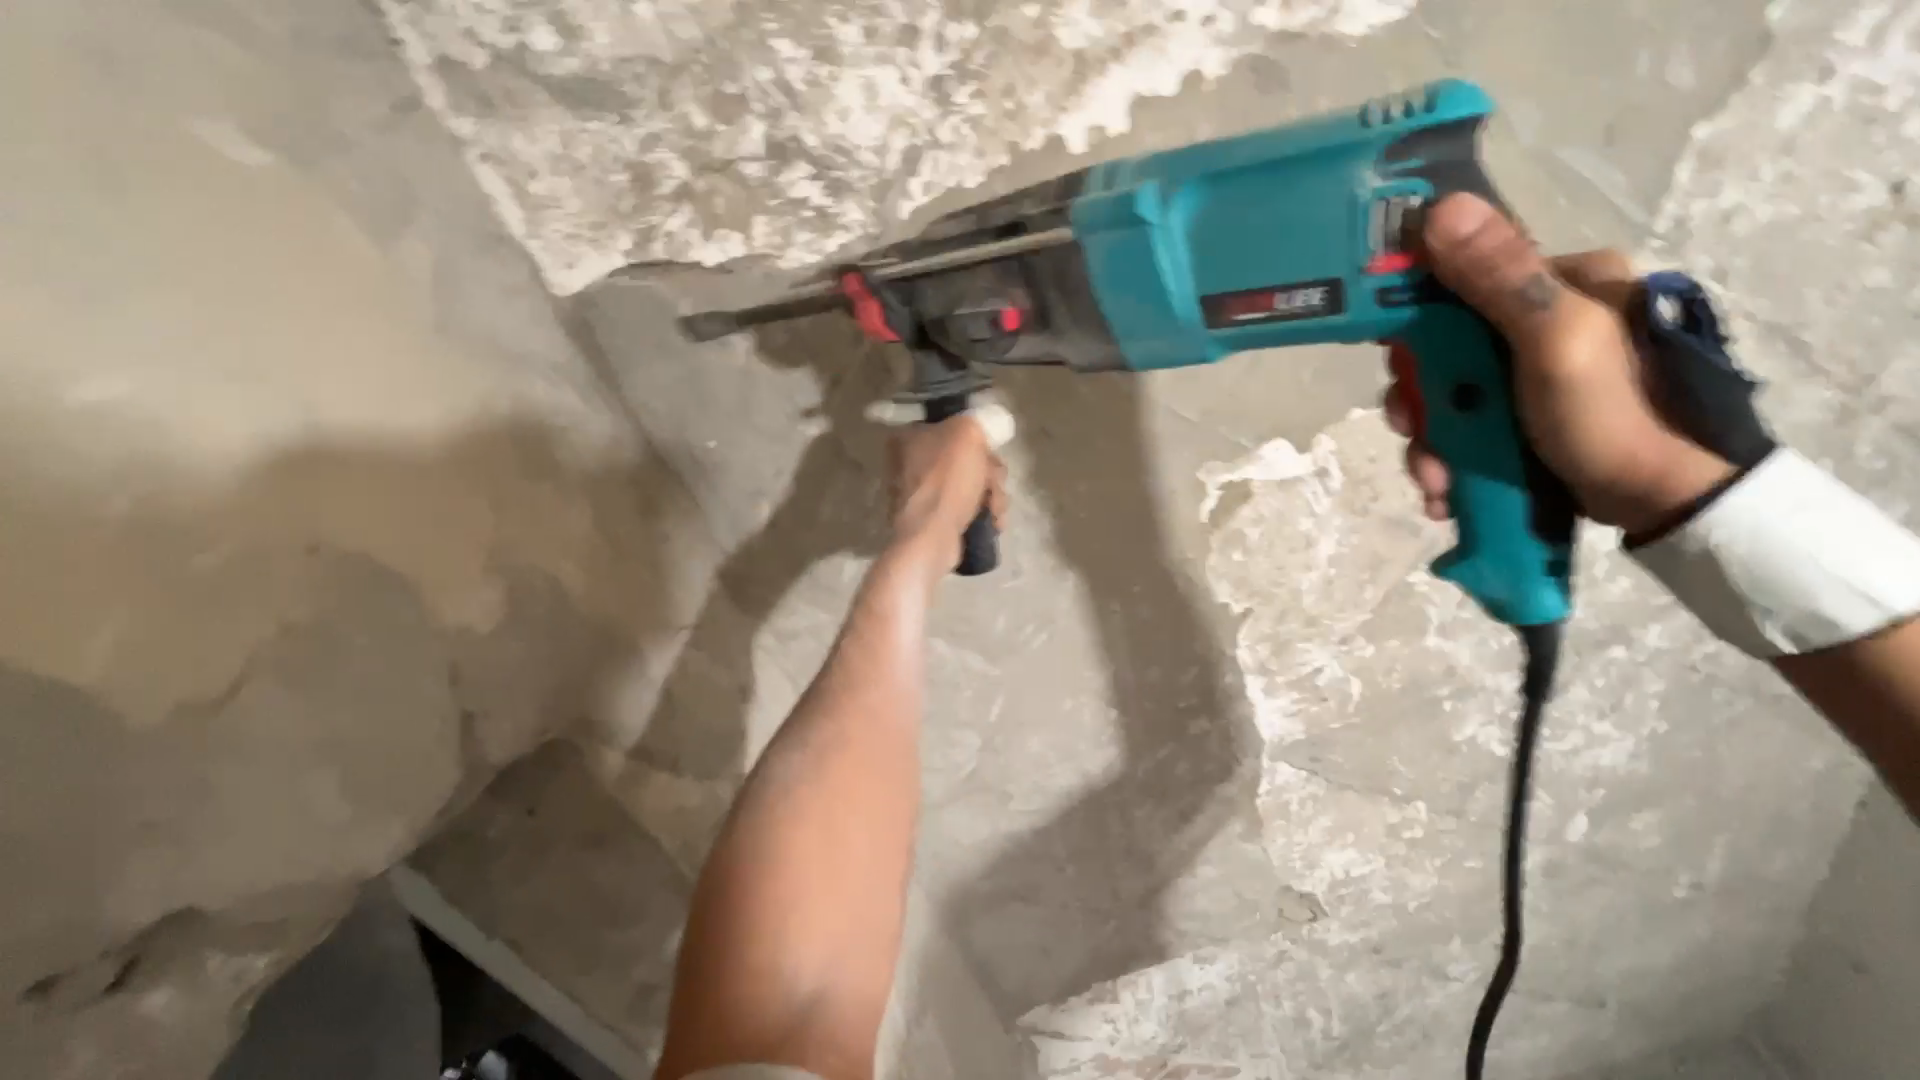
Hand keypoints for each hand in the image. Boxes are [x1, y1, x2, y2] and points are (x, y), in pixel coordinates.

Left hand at [885, 408, 1009, 577]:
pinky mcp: (932, 518)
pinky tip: (992, 522)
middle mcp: (909, 462)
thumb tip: (980, 430)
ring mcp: (920, 493)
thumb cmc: (946, 480)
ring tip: (995, 508)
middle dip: (989, 471)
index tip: (990, 449)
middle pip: (964, 457)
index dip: (976, 437)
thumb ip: (975, 421)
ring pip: (969, 483)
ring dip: (991, 494)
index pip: (951, 426)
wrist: (931, 537)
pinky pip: (965, 507)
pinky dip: (982, 513)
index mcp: (908, 437)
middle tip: (995, 482)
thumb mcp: (966, 434)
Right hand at [1386, 195, 1735, 534]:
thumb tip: (1441, 207)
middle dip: (1422, 400)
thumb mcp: (1554, 339)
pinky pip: (1465, 424)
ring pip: (1448, 394)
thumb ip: (1499, 278)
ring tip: (1438, 480)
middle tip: (1414, 433)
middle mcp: (1546, 318)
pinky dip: (1448, 457)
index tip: (1401, 368)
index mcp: (1563, 280)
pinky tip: (1447, 486)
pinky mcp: (1527, 415)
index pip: (1460, 281)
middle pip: (1444, 346)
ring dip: (1430, 440)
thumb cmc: (1612, 413)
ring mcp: (1534, 371)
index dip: (1416, 323)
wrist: (1661, 501)